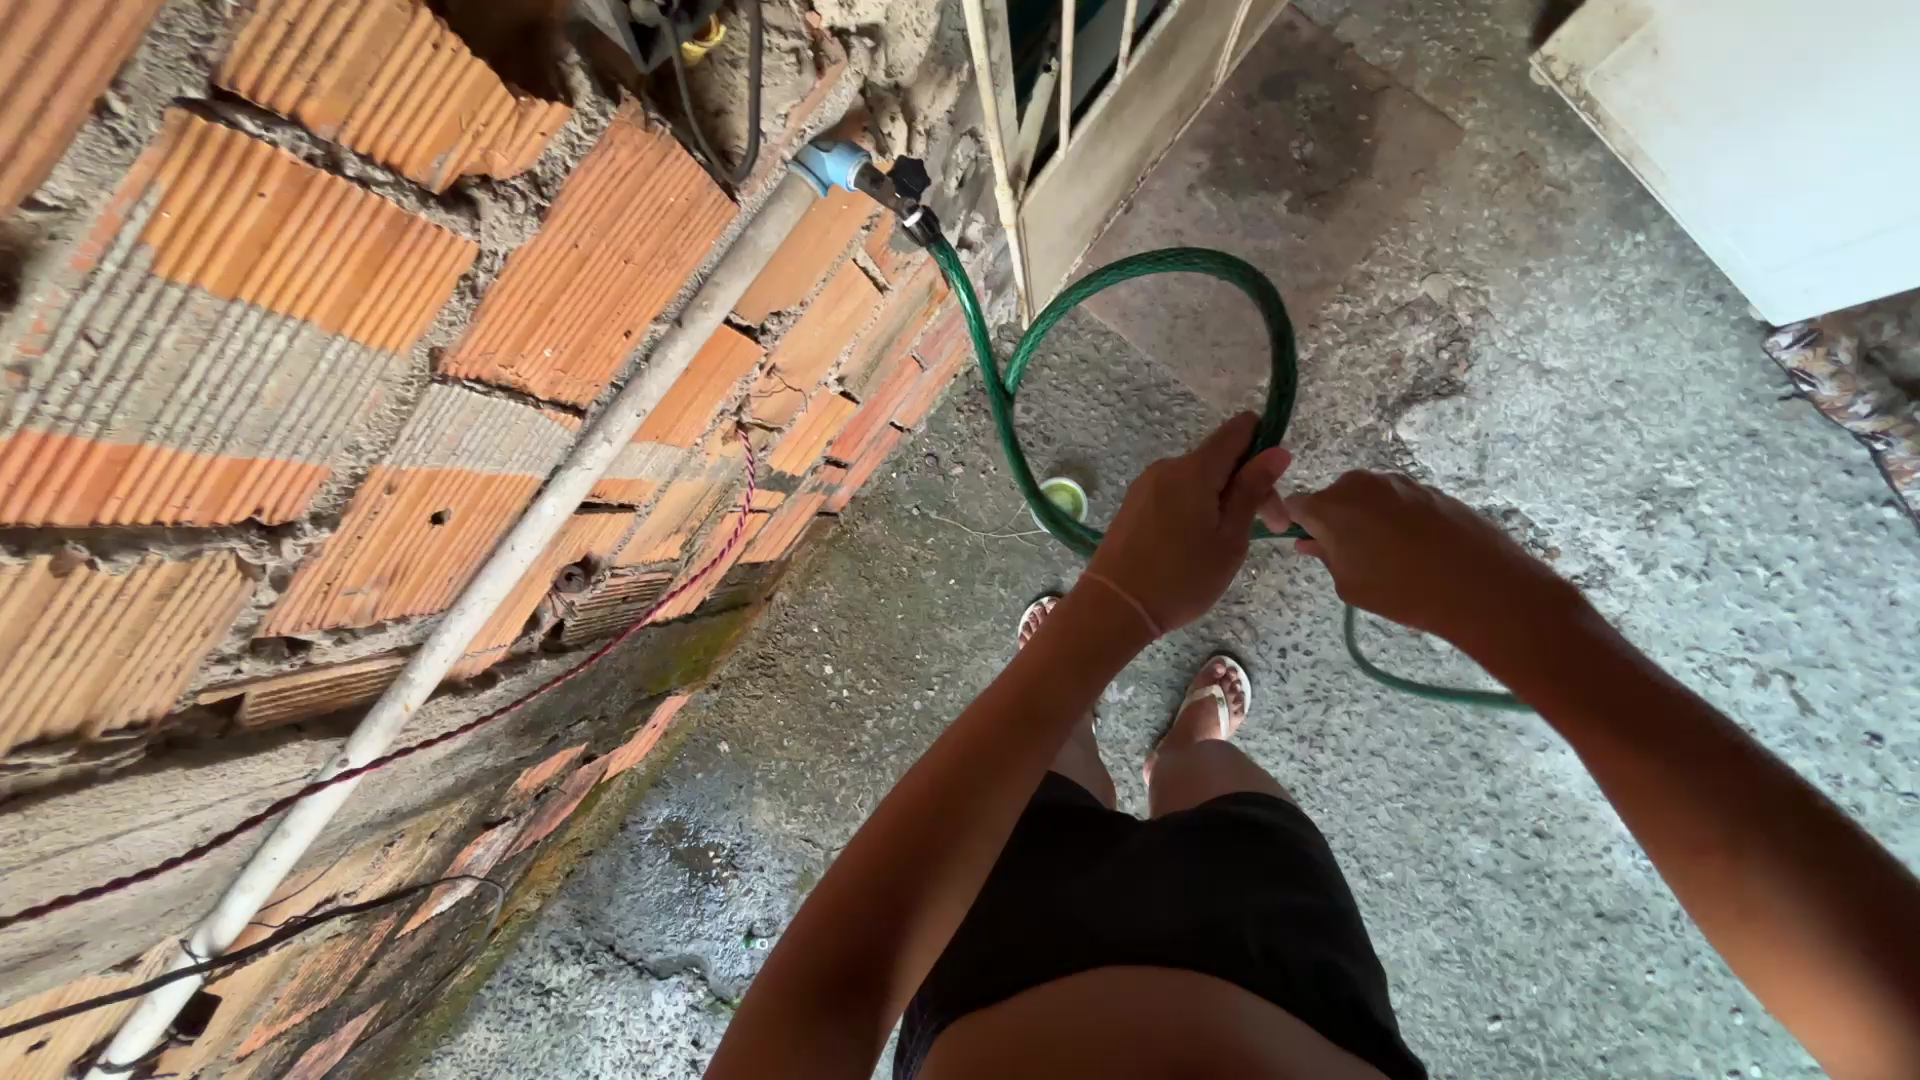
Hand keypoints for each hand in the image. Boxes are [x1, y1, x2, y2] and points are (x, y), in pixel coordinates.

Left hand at [1084, 412, 1292, 633]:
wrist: (1115, 606)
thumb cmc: (1181, 578)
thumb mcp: (1229, 538)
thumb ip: (1252, 490)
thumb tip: (1277, 451)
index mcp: (1194, 469)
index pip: (1239, 429)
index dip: (1264, 446)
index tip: (1274, 485)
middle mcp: (1167, 467)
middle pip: (1220, 459)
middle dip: (1248, 486)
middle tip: (1268, 530)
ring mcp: (1146, 485)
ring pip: (1197, 480)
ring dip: (1222, 501)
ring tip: (1227, 546)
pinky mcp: (1133, 505)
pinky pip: (1175, 494)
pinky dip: (1195, 509)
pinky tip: (1197, 545)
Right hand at [1262, 470, 1579, 646]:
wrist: (1481, 586)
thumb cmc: (1401, 590)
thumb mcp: (1349, 584)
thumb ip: (1325, 557)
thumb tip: (1311, 541)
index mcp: (1330, 507)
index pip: (1295, 505)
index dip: (1296, 523)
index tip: (1306, 543)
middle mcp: (1360, 485)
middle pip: (1332, 498)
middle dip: (1333, 521)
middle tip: (1348, 555)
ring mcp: (1398, 483)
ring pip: (1366, 498)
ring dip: (1366, 519)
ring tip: (1387, 555)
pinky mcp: (1429, 489)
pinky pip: (1397, 501)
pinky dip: (1396, 519)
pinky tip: (1415, 549)